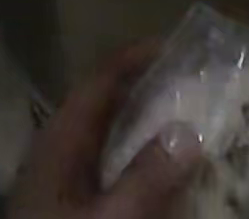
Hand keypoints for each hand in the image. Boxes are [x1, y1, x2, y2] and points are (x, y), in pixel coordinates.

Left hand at [8, 44, 203, 218]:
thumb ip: (147, 180)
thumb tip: (187, 131)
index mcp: (62, 136)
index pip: (101, 79)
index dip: (136, 57)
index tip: (176, 46)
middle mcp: (58, 146)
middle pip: (103, 102)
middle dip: (144, 89)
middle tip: (190, 85)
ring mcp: (59, 177)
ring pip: (104, 134)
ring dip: (140, 124)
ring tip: (184, 122)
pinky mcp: (65, 205)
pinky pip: (103, 166)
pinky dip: (132, 160)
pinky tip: (157, 176)